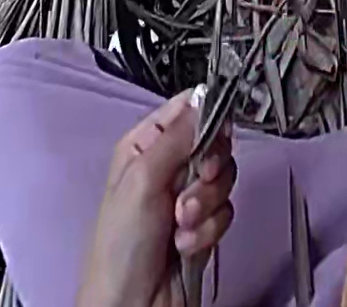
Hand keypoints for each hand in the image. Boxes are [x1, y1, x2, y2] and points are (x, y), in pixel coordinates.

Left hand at [78, 89, 236, 306]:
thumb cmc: (120, 246)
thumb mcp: (143, 179)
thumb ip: (177, 138)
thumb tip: (202, 100)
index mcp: (146, 143)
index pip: (187, 109)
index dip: (207, 115)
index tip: (214, 131)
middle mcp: (168, 163)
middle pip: (213, 140)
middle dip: (209, 166)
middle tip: (196, 181)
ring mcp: (187, 194)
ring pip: (222, 176)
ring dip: (206, 203)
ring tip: (181, 223)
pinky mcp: (204, 223)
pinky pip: (226, 210)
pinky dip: (209, 228)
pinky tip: (186, 243)